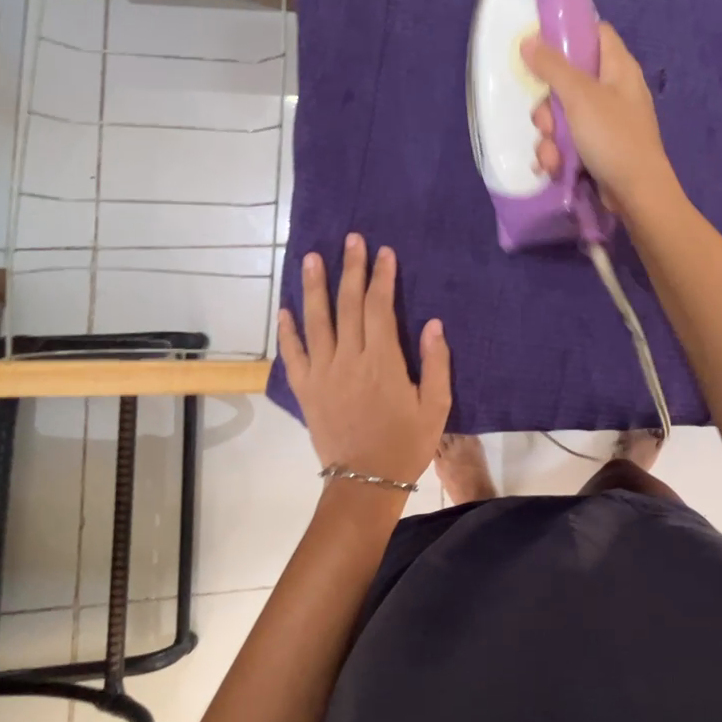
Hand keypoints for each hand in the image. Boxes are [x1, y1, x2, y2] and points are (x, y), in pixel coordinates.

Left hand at [276, 234, 451, 487]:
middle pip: (348, 304)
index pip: (379, 307)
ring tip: (312, 257)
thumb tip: (433, 324)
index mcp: (382, 362)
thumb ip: (435, 363)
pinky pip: (293, 354)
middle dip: (351, 269)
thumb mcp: (435, 406)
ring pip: (316, 321)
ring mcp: (322, 373)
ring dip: (314, 287)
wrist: (365, 482)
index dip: (382, 277)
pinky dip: (288, 330)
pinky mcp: (306, 390)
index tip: (385, 252)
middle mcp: (348, 360)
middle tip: (352, 240)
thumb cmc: (406, 443)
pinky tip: (286, 309)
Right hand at [521, 22, 682, 219]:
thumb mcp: (580, 96)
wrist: (637, 194)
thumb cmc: (613, 137)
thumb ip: (552, 67)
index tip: (541, 46)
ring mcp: (607, 122)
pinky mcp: (599, 150)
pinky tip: (554, 168)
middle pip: (569, 80)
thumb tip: (528, 40)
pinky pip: (569, 142)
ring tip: (553, 155)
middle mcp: (615, 91)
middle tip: (546, 121)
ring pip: (563, 116)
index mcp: (619, 68)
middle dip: (549, 105)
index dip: (570, 35)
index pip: (597, 33)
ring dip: (550, 137)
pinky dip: (558, 154)